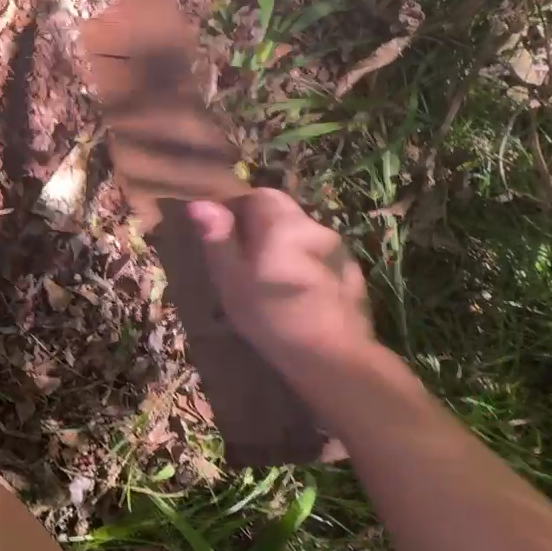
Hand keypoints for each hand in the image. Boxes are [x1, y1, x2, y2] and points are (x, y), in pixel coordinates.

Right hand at [187, 189, 374, 374]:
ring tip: (262, 276)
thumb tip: (201, 204)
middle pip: (283, 212)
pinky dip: (300, 263)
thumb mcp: (230, 278)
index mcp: (283, 225)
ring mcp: (338, 251)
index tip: (218, 231)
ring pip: (300, 235)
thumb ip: (218, 238)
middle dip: (258, 225)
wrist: (331, 355)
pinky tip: (290, 291)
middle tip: (236, 256)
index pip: (259, 195)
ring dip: (280, 245)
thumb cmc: (268, 314)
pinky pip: (318, 256)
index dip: (236, 207)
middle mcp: (315, 228)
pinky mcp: (351, 274)